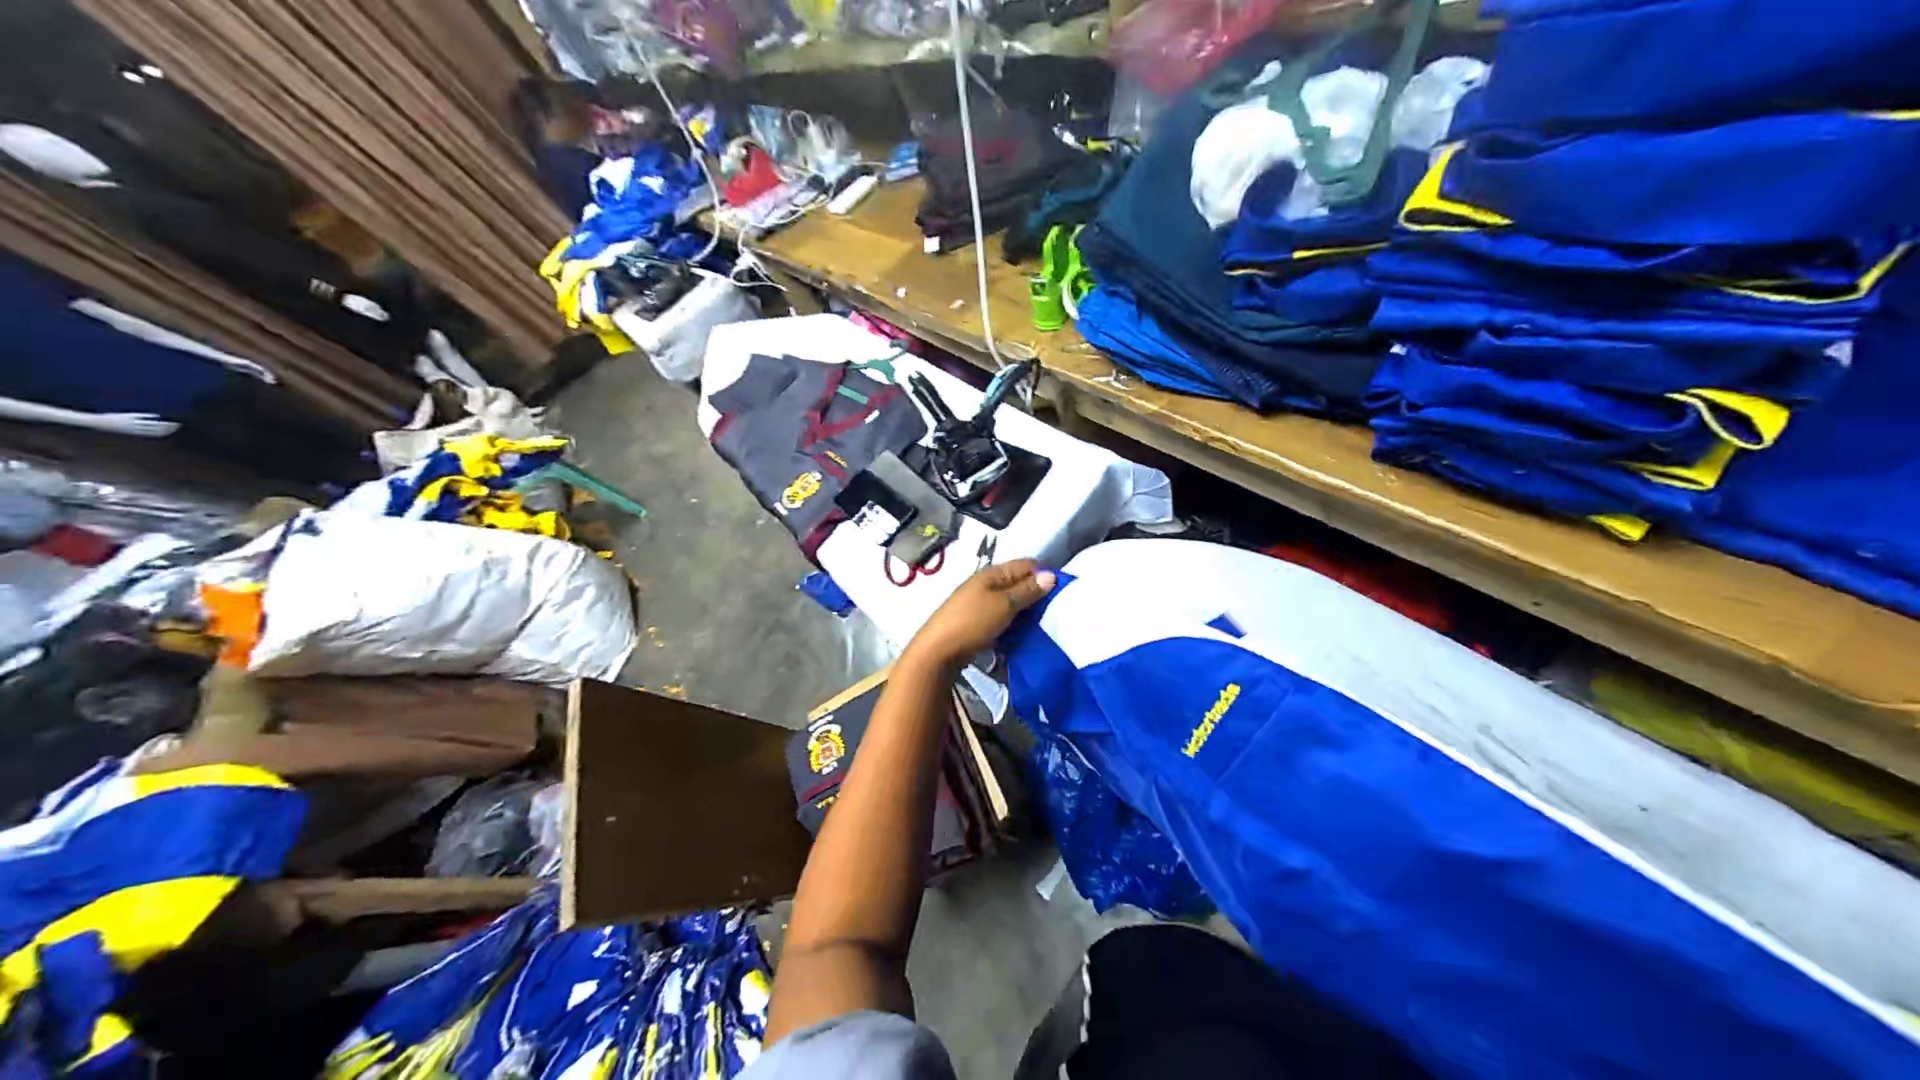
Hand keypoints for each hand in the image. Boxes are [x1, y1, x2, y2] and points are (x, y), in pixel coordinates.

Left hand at [903, 559, 1056, 668]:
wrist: (938, 651)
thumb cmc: (972, 622)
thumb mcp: (1004, 604)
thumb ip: (1027, 591)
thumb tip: (1051, 575)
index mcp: (992, 573)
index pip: (1026, 565)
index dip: (1044, 575)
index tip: (1061, 594)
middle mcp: (986, 584)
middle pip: (1019, 584)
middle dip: (1036, 596)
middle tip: (1054, 613)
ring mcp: (980, 603)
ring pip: (1011, 603)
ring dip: (1025, 613)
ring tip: (1042, 626)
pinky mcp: (977, 622)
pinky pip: (1002, 618)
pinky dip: (1013, 624)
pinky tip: (1023, 636)